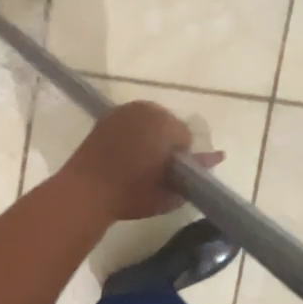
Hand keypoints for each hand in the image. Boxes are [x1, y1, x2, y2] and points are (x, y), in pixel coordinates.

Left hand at [56, 101, 223, 221]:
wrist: (84, 193)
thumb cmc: (131, 194)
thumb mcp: (170, 190)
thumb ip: (198, 170)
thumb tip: (218, 156)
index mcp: (166, 124)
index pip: (185, 137)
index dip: (180, 158)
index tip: (169, 175)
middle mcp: (146, 110)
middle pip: (167, 125)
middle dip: (164, 143)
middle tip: (153, 170)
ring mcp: (122, 111)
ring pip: (147, 122)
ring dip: (148, 137)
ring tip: (137, 164)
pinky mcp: (104, 118)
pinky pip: (127, 124)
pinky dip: (130, 135)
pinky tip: (122, 155)